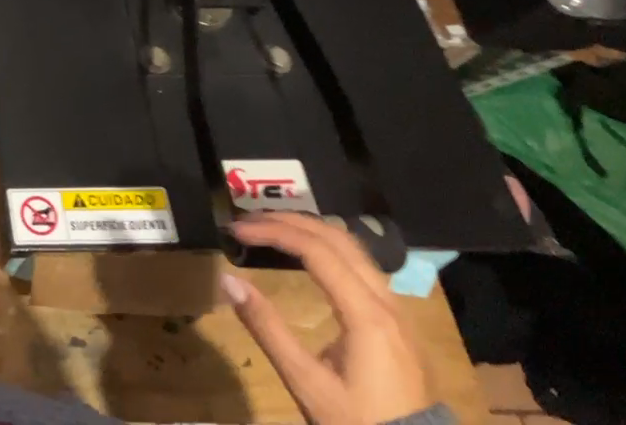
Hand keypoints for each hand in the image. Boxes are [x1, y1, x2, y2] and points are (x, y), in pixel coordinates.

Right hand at [222, 213, 432, 424]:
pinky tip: (307, 256)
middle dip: (290, 221)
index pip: (316, 250)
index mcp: (366, 314)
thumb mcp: (306, 383)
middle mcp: (387, 302)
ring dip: (310, 231)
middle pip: (338, 239)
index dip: (273, 231)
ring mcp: (398, 311)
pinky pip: (361, 266)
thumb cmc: (359, 422)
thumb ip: (267, 328)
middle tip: (248, 221)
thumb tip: (228, 280)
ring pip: (354, 249)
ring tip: (271, 229)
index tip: (237, 229)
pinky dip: (327, 248)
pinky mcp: (397, 322)